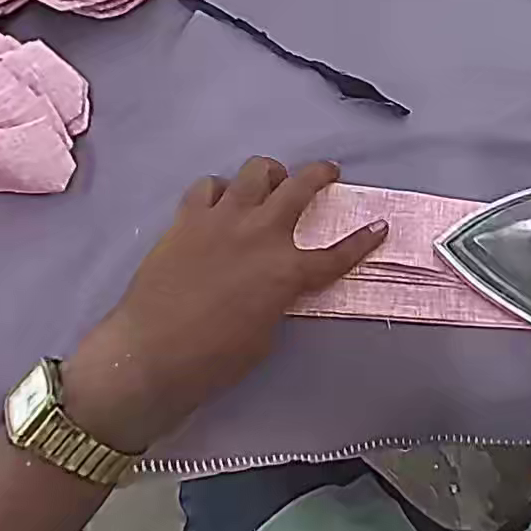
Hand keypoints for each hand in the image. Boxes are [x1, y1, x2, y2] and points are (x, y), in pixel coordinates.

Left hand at [62, 157, 386, 453]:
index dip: (363, 241)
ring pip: (256, 171)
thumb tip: (274, 280)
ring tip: (269, 184)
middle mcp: (261, 234)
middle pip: (299, 187)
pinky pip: (208, 185)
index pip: (337, 254)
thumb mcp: (266, 331)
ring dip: (269, 175)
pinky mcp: (188, 218)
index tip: (379, 226)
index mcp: (287, 271)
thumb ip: (279, 295)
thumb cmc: (215, 358)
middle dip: (320, 173)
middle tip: (327, 172)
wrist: (150, 354)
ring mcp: (223, 220)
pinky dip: (219, 191)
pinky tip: (218, 204)